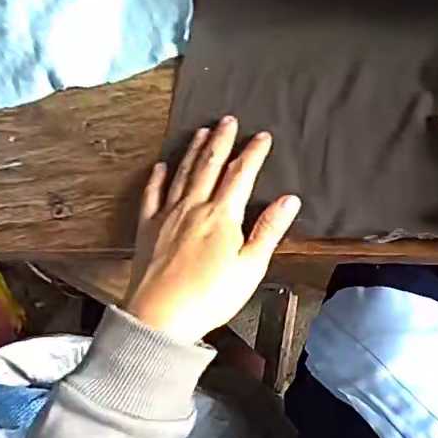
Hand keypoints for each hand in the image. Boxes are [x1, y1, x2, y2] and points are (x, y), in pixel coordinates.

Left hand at [124, 116, 300, 342]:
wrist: (160, 317)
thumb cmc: (209, 297)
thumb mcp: (250, 268)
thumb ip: (268, 230)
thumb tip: (289, 201)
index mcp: (222, 216)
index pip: (241, 175)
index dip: (253, 153)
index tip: (262, 136)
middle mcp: (194, 207)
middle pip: (210, 165)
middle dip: (221, 140)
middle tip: (228, 120)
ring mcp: (168, 216)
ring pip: (183, 173)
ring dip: (193, 150)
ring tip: (200, 131)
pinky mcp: (148, 229)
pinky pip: (153, 194)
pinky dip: (158, 177)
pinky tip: (161, 166)